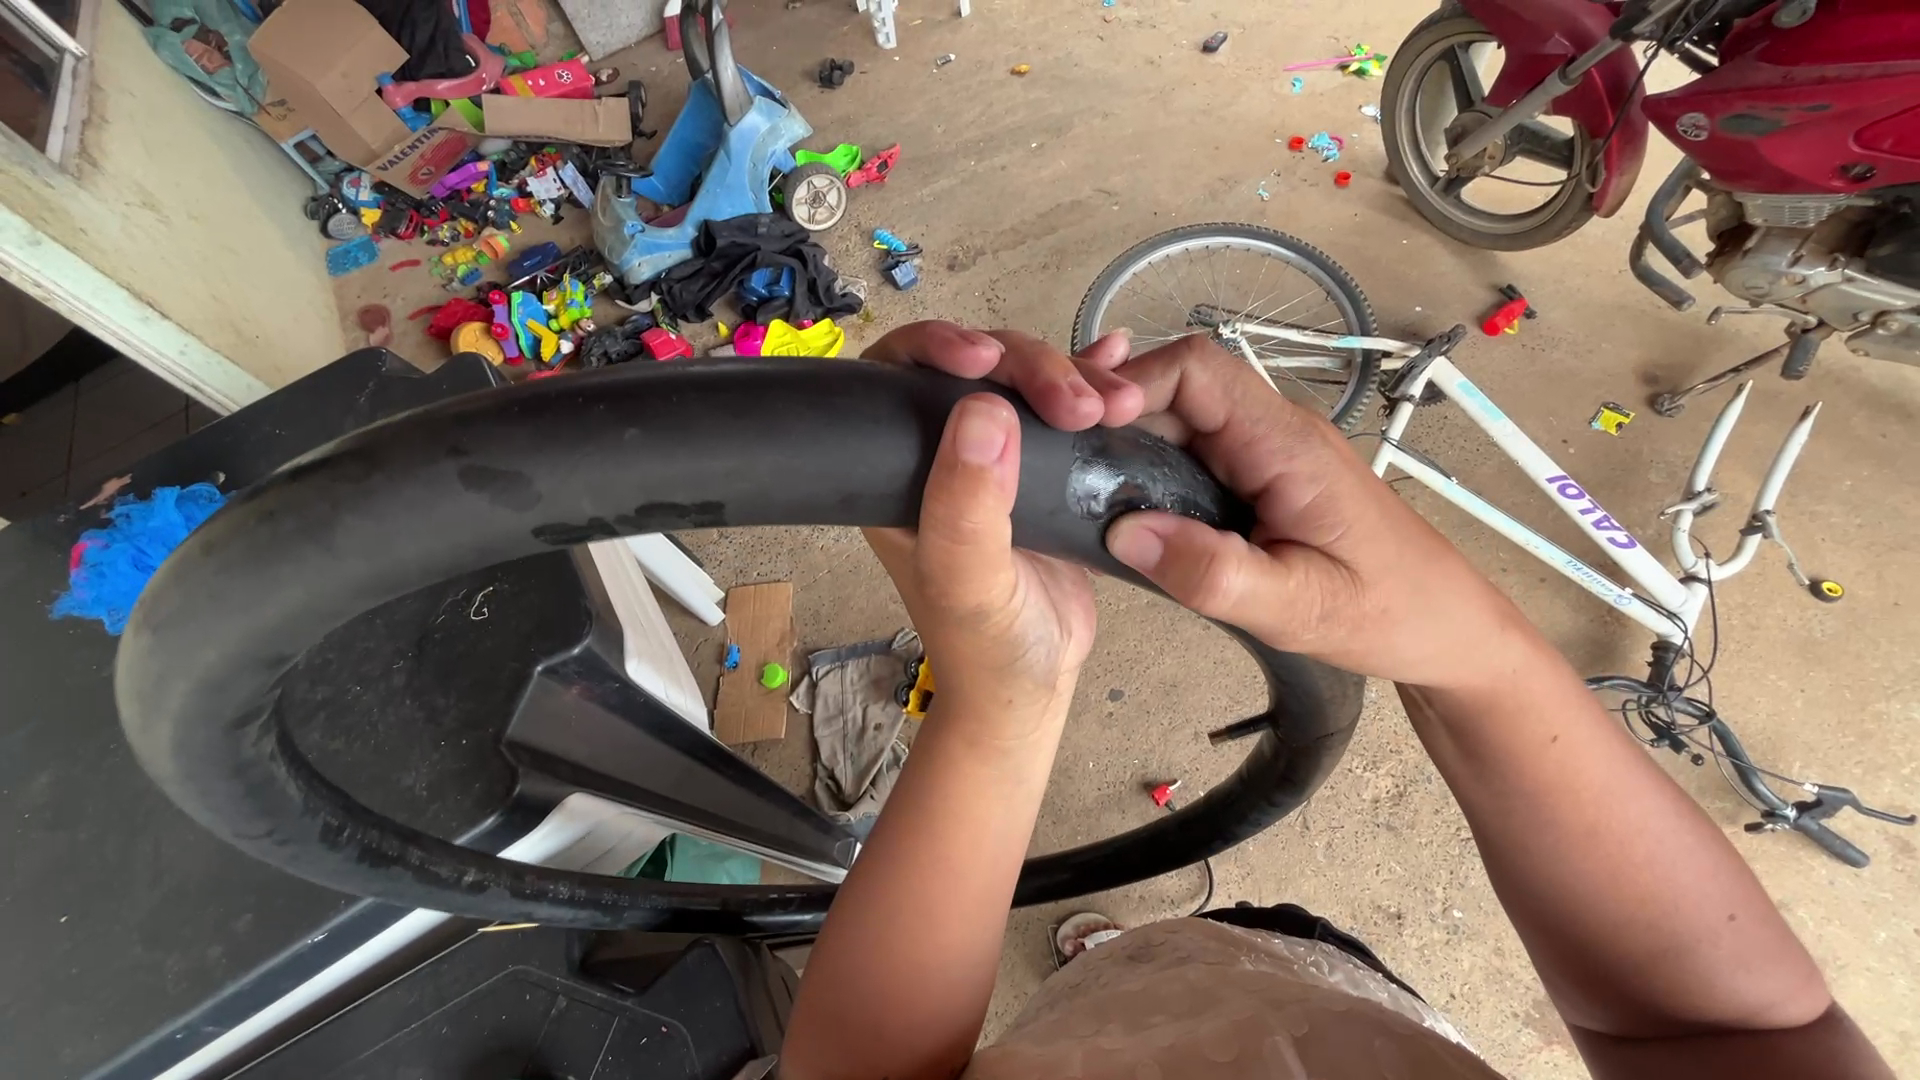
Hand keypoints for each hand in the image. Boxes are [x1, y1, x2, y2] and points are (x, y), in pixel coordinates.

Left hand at [861, 322, 1140, 729]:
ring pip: (1025, 384)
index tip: (985, 358)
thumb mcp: (968, 583)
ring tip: (1120, 400)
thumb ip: (966, 507)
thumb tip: (982, 411)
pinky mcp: (1047, 471)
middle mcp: (944, 457)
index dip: (936, 349)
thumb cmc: (987, 644)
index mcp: (902, 473)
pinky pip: (1064, 412)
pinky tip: (1120, 371)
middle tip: (1079, 402)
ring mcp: (999, 461)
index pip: (899, 381)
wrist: (1035, 681)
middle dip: (1028, 367)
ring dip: (1072, 376)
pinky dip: (1093, 382)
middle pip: (977, 370)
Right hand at [1097, 335, 1533, 689]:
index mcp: (1287, 445)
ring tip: (1078, 479)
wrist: (1446, 627)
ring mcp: (1265, 453)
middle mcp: (1273, 433)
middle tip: (1061, 457)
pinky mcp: (1258, 477)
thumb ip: (1214, 574)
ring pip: (1179, 417)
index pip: (1200, 369)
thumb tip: (1124, 532)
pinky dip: (1147, 466)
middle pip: (1178, 385)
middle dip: (1114, 409)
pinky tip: (1121, 502)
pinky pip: (1190, 452)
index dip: (1133, 383)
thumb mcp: (1299, 608)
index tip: (1084, 425)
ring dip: (1126, 438)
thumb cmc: (1388, 613)